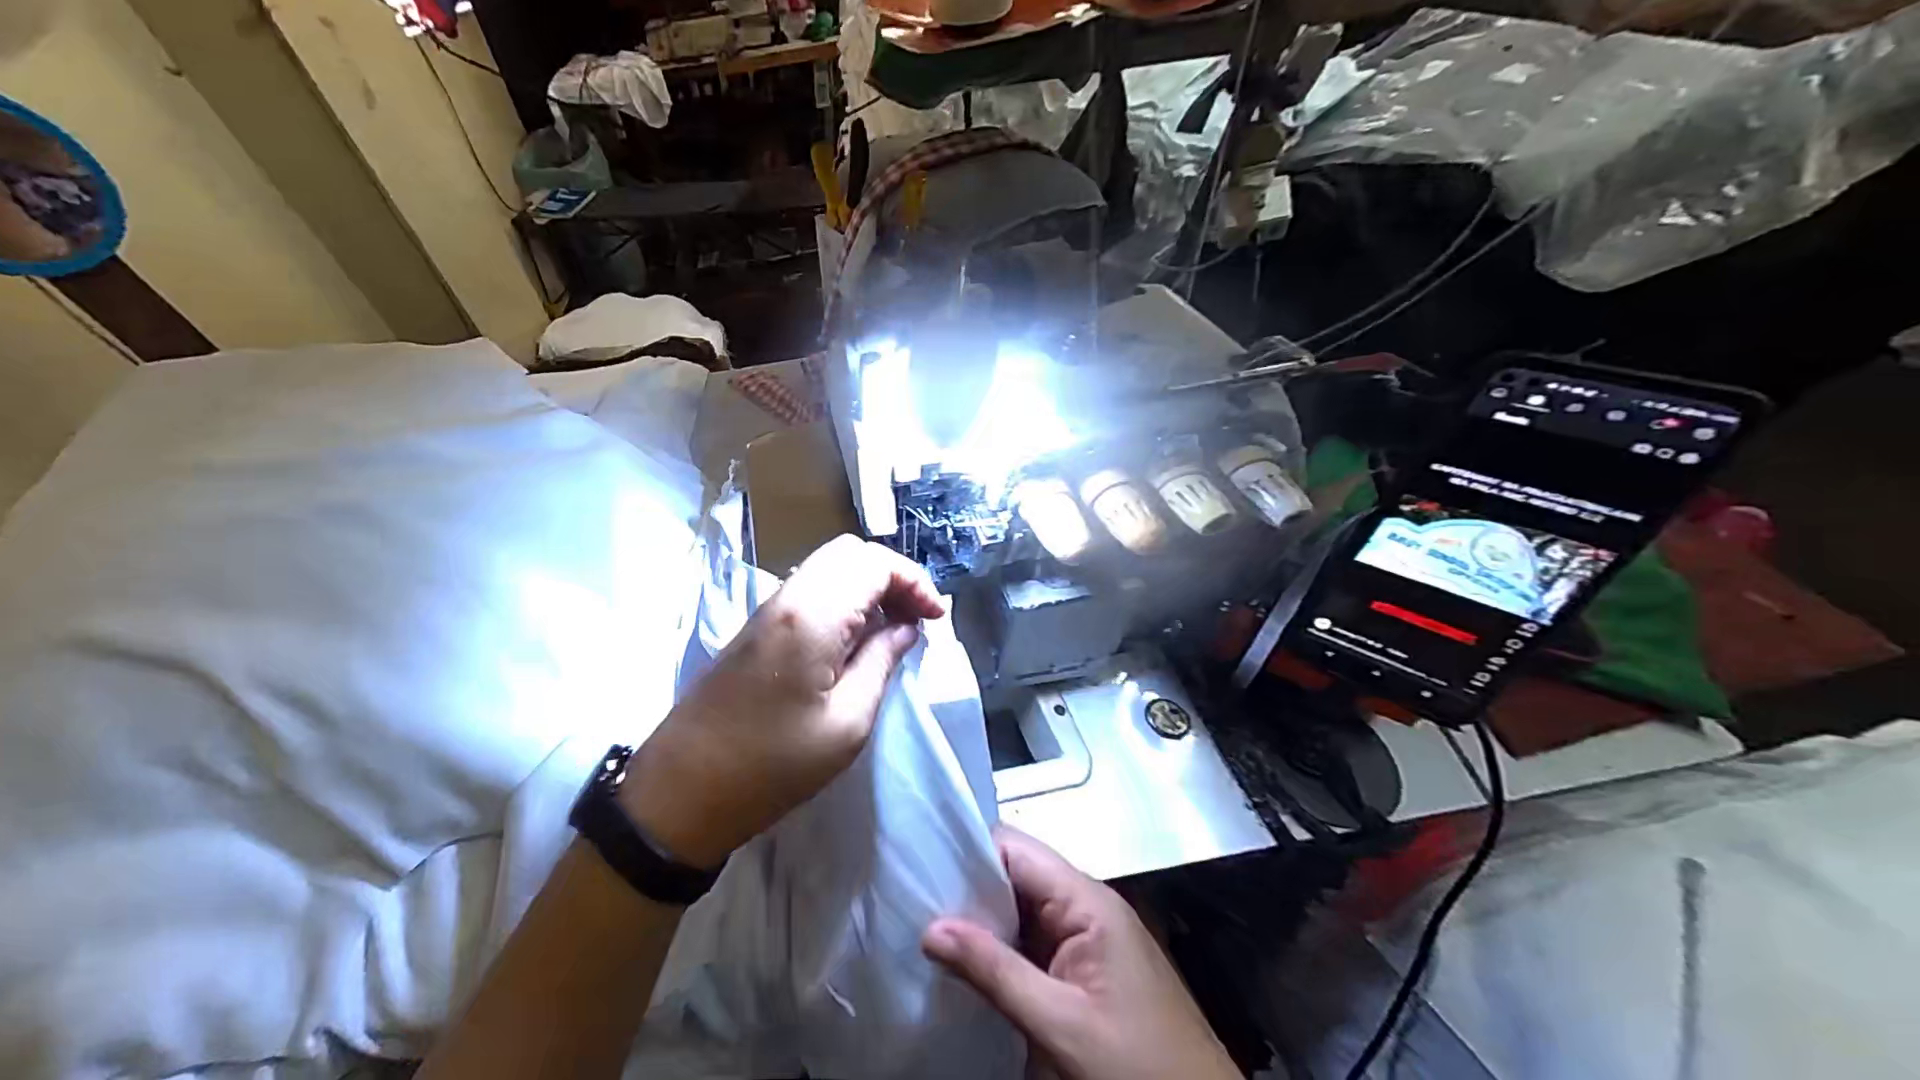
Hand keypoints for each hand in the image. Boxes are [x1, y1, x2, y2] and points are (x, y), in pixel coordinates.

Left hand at [621, 534, 945, 868]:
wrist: (682, 793)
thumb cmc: (772, 764)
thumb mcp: (847, 722)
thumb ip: (881, 662)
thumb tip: (905, 628)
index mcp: (812, 615)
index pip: (874, 563)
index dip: (915, 582)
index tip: (936, 619)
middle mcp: (787, 597)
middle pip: (850, 554)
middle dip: (893, 577)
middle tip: (917, 619)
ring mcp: (767, 612)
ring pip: (829, 568)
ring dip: (867, 587)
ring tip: (893, 630)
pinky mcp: (757, 630)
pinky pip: (810, 591)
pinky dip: (843, 600)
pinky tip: (856, 640)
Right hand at [922, 827, 1238, 1079]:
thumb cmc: (1139, 1067)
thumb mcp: (1061, 1024)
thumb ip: (995, 972)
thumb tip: (930, 928)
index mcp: (1087, 900)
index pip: (1015, 849)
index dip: (968, 849)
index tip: (921, 863)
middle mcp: (1086, 906)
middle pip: (1015, 875)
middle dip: (967, 887)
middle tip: (914, 901)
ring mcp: (1086, 937)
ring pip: (1020, 909)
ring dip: (980, 919)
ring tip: (927, 927)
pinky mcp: (1084, 968)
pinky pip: (1032, 942)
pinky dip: (999, 948)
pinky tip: (965, 961)